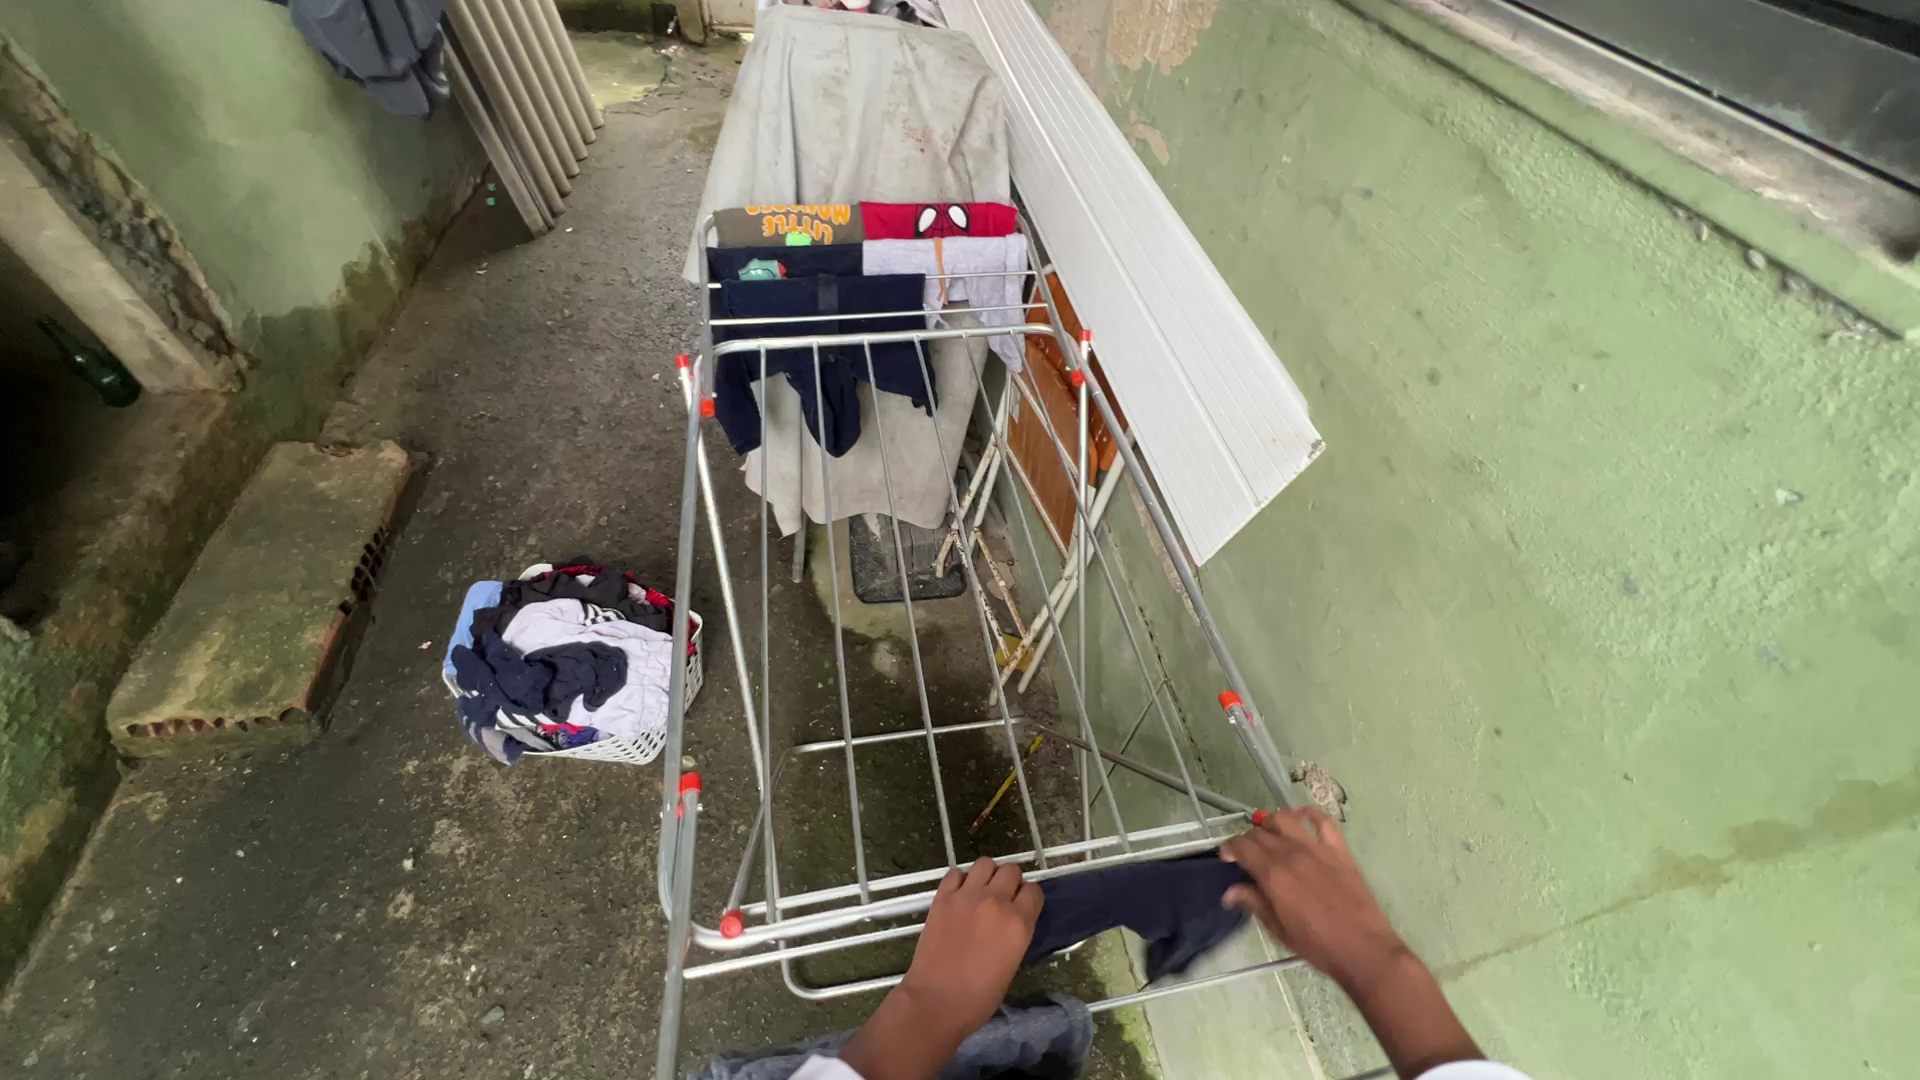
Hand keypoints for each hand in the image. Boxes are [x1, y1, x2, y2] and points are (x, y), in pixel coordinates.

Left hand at [900, 857, 1043, 1033]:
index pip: (1034, 891)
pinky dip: (960, 881)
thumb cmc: (979, 996)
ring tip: (982, 892)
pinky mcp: (943, 896)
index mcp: (1018, 923)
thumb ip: (1016, 933)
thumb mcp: (1012, 964)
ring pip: (985, 863)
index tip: (1024, 906)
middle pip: (1011, 870)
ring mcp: (967, 895)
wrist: (937, 1000)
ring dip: (988, 875)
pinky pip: (956, 873)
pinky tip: (959, 896)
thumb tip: (1013, 920)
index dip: (1030, 898)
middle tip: (1003, 898)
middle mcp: (996, 901)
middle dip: (1011, 882)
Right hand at [1219, 807, 1409, 993]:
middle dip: (1247, 840)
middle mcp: (1291, 853)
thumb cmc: (1319, 945)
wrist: (1365, 951)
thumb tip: (1229, 892)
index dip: (1229, 847)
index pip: (1241, 846)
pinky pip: (1323, 821)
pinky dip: (1309, 814)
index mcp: (1273, 874)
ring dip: (1272, 823)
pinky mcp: (1339, 850)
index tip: (1226, 856)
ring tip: (1271, 836)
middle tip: (1247, 856)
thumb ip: (1254, 903)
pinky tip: (1302, 819)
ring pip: (1285, 818)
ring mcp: (1316, 848)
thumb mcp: (1279, 929)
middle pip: (1259, 833)